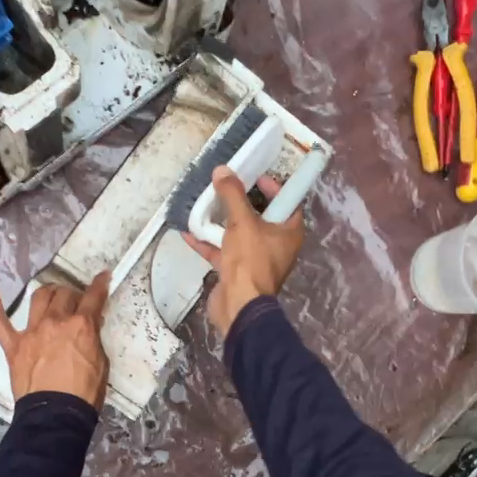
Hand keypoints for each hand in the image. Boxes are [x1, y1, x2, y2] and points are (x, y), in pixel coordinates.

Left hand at [0, 273, 111, 406]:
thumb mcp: (101, 364)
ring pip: (38, 299)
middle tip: (76, 301)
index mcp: (82, 326)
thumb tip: (90, 329)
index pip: (93, 298)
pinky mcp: (13, 346)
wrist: (55, 415)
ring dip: (47, 293)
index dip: (100, 284)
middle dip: (73, 294)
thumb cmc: (84, 394)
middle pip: (64, 295)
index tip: (103, 276)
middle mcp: (55, 322)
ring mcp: (32, 332)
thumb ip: (93, 341)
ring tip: (51, 295)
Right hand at [182, 166, 303, 335]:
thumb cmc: (250, 260)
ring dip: (222, 222)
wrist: (238, 305)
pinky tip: (189, 231)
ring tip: (206, 204)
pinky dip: (207, 242)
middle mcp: (276, 246)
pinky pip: (222, 252)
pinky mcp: (236, 272)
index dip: (274, 188)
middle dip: (242, 204)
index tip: (256, 178)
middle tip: (228, 188)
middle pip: (261, 218)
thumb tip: (222, 170)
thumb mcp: (242, 222)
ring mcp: (255, 260)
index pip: (288, 203)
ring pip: (239, 235)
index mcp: (288, 233)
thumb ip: (233, 195)